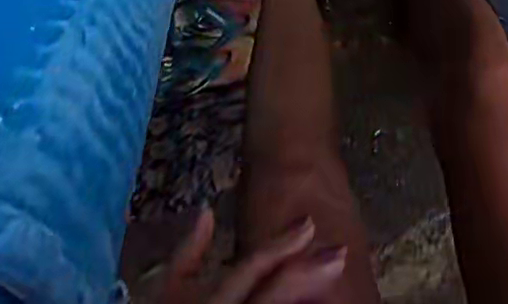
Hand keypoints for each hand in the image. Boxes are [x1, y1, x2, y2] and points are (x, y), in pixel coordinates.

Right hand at [157, 209, 347, 303]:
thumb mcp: (166, 291)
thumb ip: (187, 253)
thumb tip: (206, 212)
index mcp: (210, 302)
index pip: (250, 268)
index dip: (281, 245)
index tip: (310, 223)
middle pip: (272, 296)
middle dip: (308, 275)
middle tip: (340, 253)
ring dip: (310, 300)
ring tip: (338, 280)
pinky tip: (315, 302)